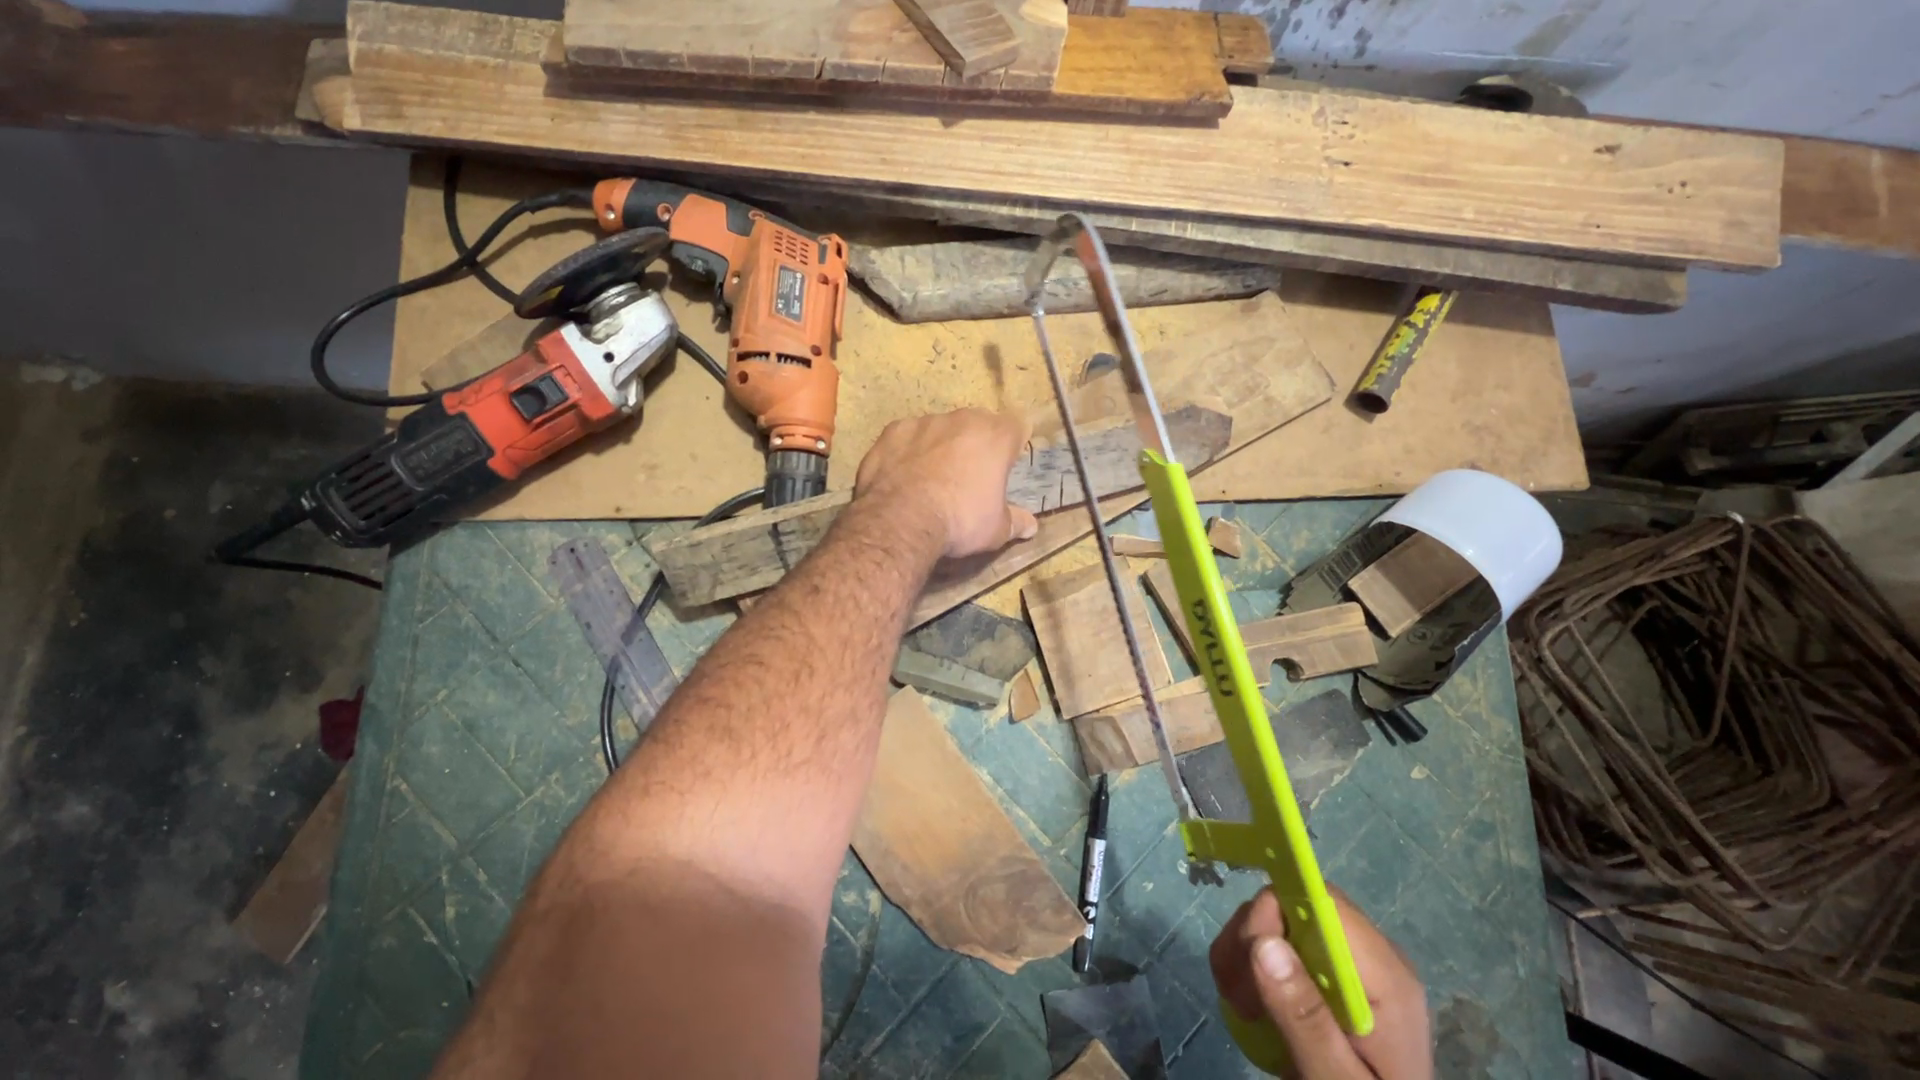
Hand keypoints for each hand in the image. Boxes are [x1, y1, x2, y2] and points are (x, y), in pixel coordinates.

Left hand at [854, 408, 1039, 558]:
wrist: (901, 521)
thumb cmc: (961, 521)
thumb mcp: (996, 530)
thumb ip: (1015, 522)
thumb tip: (1031, 527)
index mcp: (996, 436)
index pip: (1017, 427)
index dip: (1013, 445)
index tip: (1006, 465)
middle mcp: (963, 420)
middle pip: (977, 423)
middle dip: (975, 443)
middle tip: (969, 475)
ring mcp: (924, 422)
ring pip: (939, 428)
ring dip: (940, 446)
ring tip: (931, 479)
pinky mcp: (892, 431)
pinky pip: (906, 438)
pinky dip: (907, 452)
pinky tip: (901, 477)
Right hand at [1210, 888, 1431, 1079]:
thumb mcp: (1335, 1079)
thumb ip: (1305, 1020)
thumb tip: (1264, 943)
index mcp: (1385, 977)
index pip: (1324, 904)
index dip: (1274, 913)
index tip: (1246, 960)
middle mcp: (1372, 956)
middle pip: (1296, 907)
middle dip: (1253, 939)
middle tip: (1240, 1000)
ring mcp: (1351, 963)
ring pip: (1280, 919)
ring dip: (1246, 954)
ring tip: (1243, 1009)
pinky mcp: (1331, 973)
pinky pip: (1281, 940)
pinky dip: (1252, 962)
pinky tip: (1251, 1004)